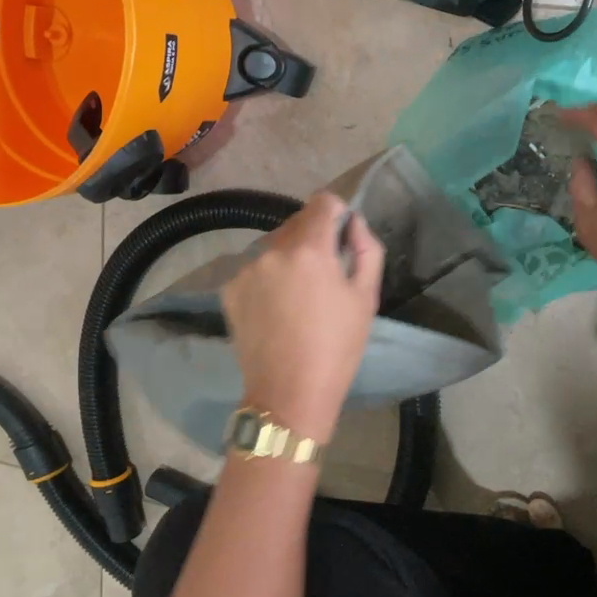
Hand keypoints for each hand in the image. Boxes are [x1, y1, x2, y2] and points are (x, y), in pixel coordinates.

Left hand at [221, 191, 383, 443]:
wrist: (289, 395)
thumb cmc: (337, 349)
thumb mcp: (366, 298)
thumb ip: (366, 249)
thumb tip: (354, 223)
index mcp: (310, 249)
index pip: (323, 202)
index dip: (337, 214)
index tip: (342, 238)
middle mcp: (272, 250)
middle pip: (297, 224)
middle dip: (313, 239)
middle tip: (324, 277)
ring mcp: (246, 270)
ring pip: (274, 247)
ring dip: (288, 259)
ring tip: (298, 298)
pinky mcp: (229, 290)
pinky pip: (255, 270)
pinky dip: (267, 279)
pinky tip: (275, 310)